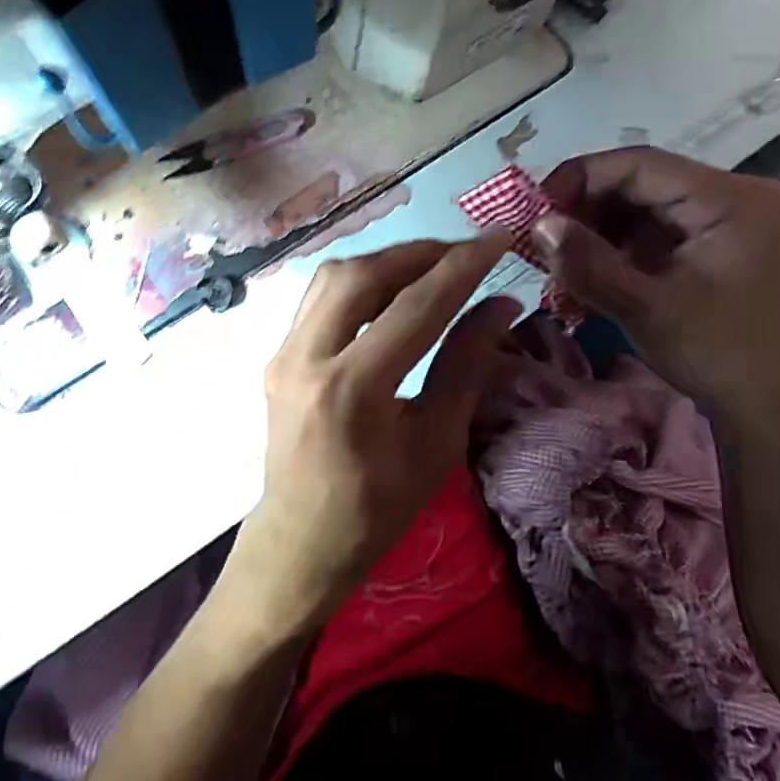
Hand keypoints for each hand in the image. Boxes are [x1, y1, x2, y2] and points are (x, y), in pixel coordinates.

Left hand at [231, 234, 518, 631]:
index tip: (500, 238)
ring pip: (334, 276)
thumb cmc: (378, 508)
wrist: (301, 542)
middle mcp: (307, 358)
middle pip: (364, 274)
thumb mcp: (436, 442)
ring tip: (435, 266)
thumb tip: (501, 304)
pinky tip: (392, 290)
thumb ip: (466, 365)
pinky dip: (362, 280)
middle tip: (466, 252)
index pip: (415, 307)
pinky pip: (320, 297)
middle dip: (422, 253)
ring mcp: (283, 353)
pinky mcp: (278, 355)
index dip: (463, 267)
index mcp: (352, 390)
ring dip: (389, 261)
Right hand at [533, 147, 779, 403]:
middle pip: (640, 183)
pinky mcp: (712, 245)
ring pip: (642, 208)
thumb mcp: (647, 309)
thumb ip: (589, 263)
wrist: (777, 408)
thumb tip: (538, 225)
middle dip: (584, 209)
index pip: (640, 164)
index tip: (534, 211)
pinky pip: (653, 232)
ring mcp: (722, 221)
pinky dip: (616, 249)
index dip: (579, 179)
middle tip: (540, 240)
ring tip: (556, 259)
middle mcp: (730, 195)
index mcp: (728, 198)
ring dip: (596, 231)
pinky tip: (586, 271)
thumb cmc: (720, 355)